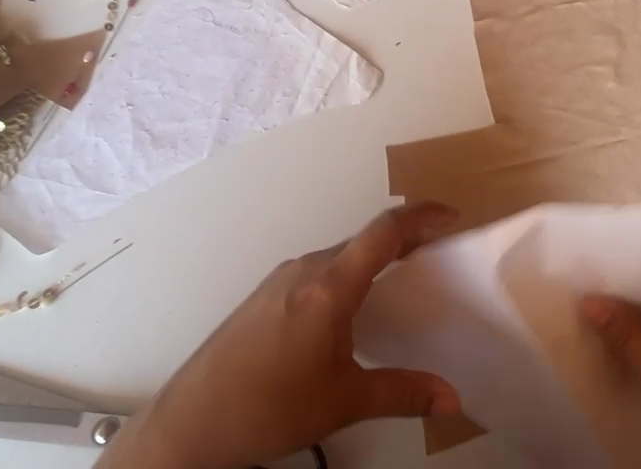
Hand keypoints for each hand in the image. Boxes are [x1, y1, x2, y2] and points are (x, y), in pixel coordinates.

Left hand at [98, 202, 463, 468]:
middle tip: (438, 250)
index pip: (385, 231)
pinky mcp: (265, 294)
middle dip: (406, 237)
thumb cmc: (268, 408)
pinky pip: (319, 268)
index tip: (452, 216)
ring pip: (341, 253)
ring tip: (402, 276)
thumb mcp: (342, 402)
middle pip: (365, 238)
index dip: (422, 216)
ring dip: (375, 256)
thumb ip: (402, 393)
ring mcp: (281, 278)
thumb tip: (453, 400)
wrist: (188, 424)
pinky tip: (352, 305)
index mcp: (330, 285)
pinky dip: (349, 271)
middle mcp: (306, 269)